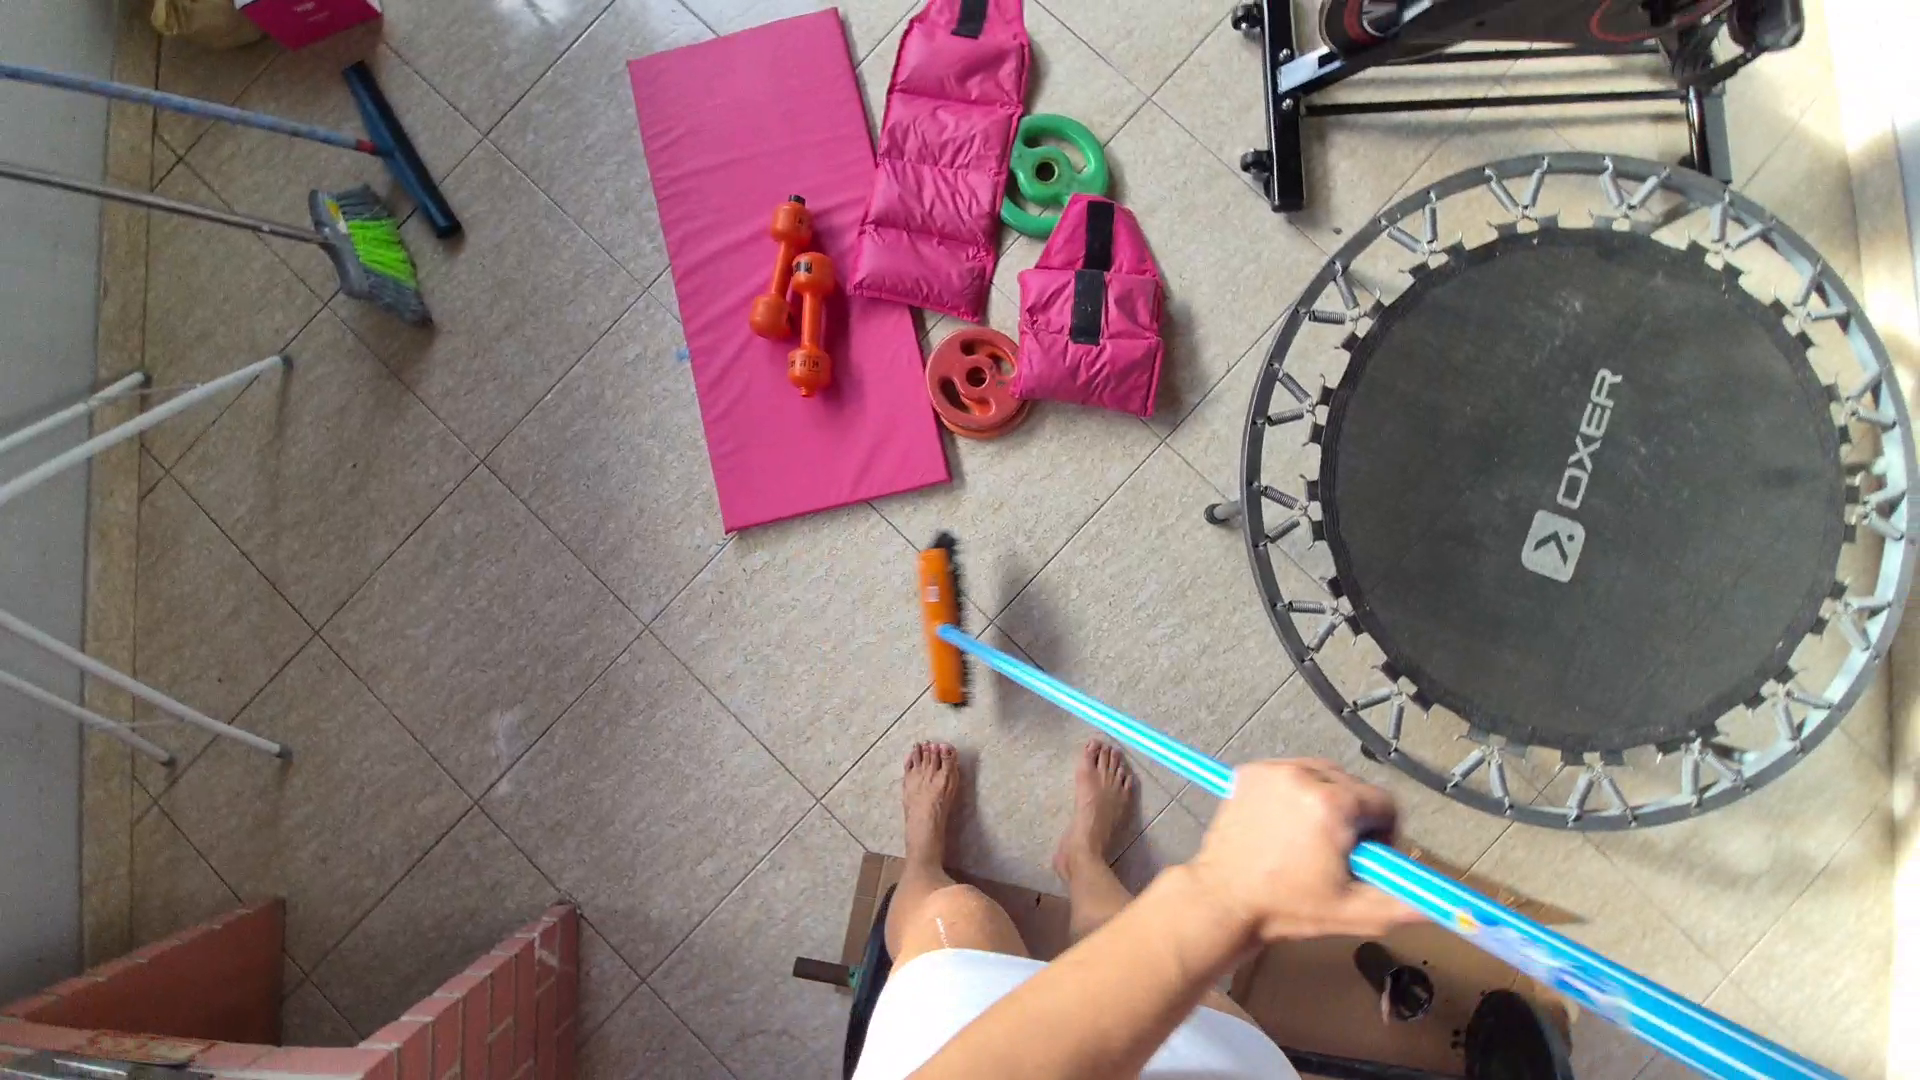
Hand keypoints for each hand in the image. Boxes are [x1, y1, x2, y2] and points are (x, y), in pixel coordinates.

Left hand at [1185, 758, 1421, 943]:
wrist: (1224, 897)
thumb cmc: (1288, 906)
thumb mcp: (1357, 912)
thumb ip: (1406, 903)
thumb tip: (1445, 903)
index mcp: (1332, 803)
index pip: (1384, 801)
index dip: (1384, 832)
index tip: (1369, 855)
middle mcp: (1301, 775)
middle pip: (1352, 784)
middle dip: (1355, 815)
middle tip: (1339, 850)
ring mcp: (1270, 771)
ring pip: (1320, 774)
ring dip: (1326, 799)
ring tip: (1311, 837)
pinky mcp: (1247, 773)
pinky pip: (1287, 773)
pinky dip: (1294, 792)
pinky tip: (1286, 824)